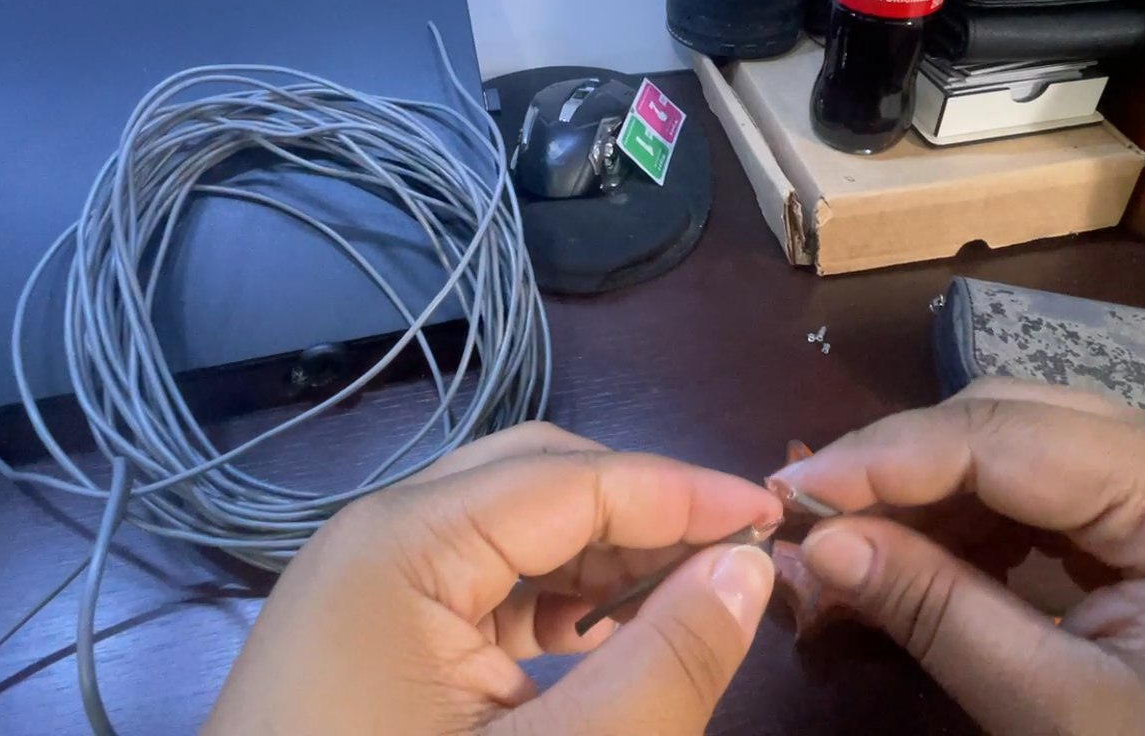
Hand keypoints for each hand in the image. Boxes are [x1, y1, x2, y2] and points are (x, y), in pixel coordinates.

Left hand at [204, 422, 781, 735]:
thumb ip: (661, 666)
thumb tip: (746, 568)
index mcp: (402, 543)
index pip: (572, 479)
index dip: (681, 491)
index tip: (768, 510)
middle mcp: (383, 535)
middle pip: (541, 478)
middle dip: (643, 507)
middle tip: (730, 549)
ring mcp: (376, 580)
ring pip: (519, 522)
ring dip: (607, 548)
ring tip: (686, 585)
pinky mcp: (383, 628)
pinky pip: (490, 578)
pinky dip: (561, 594)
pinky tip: (609, 628)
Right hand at [768, 379, 1144, 734]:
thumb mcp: (1078, 722)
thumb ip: (940, 614)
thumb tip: (818, 544)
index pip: (993, 435)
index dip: (878, 459)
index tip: (786, 490)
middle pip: (1000, 425)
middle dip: (898, 470)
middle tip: (815, 524)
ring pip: (1014, 452)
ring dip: (930, 499)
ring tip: (859, 552)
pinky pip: (1047, 498)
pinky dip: (978, 528)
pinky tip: (935, 566)